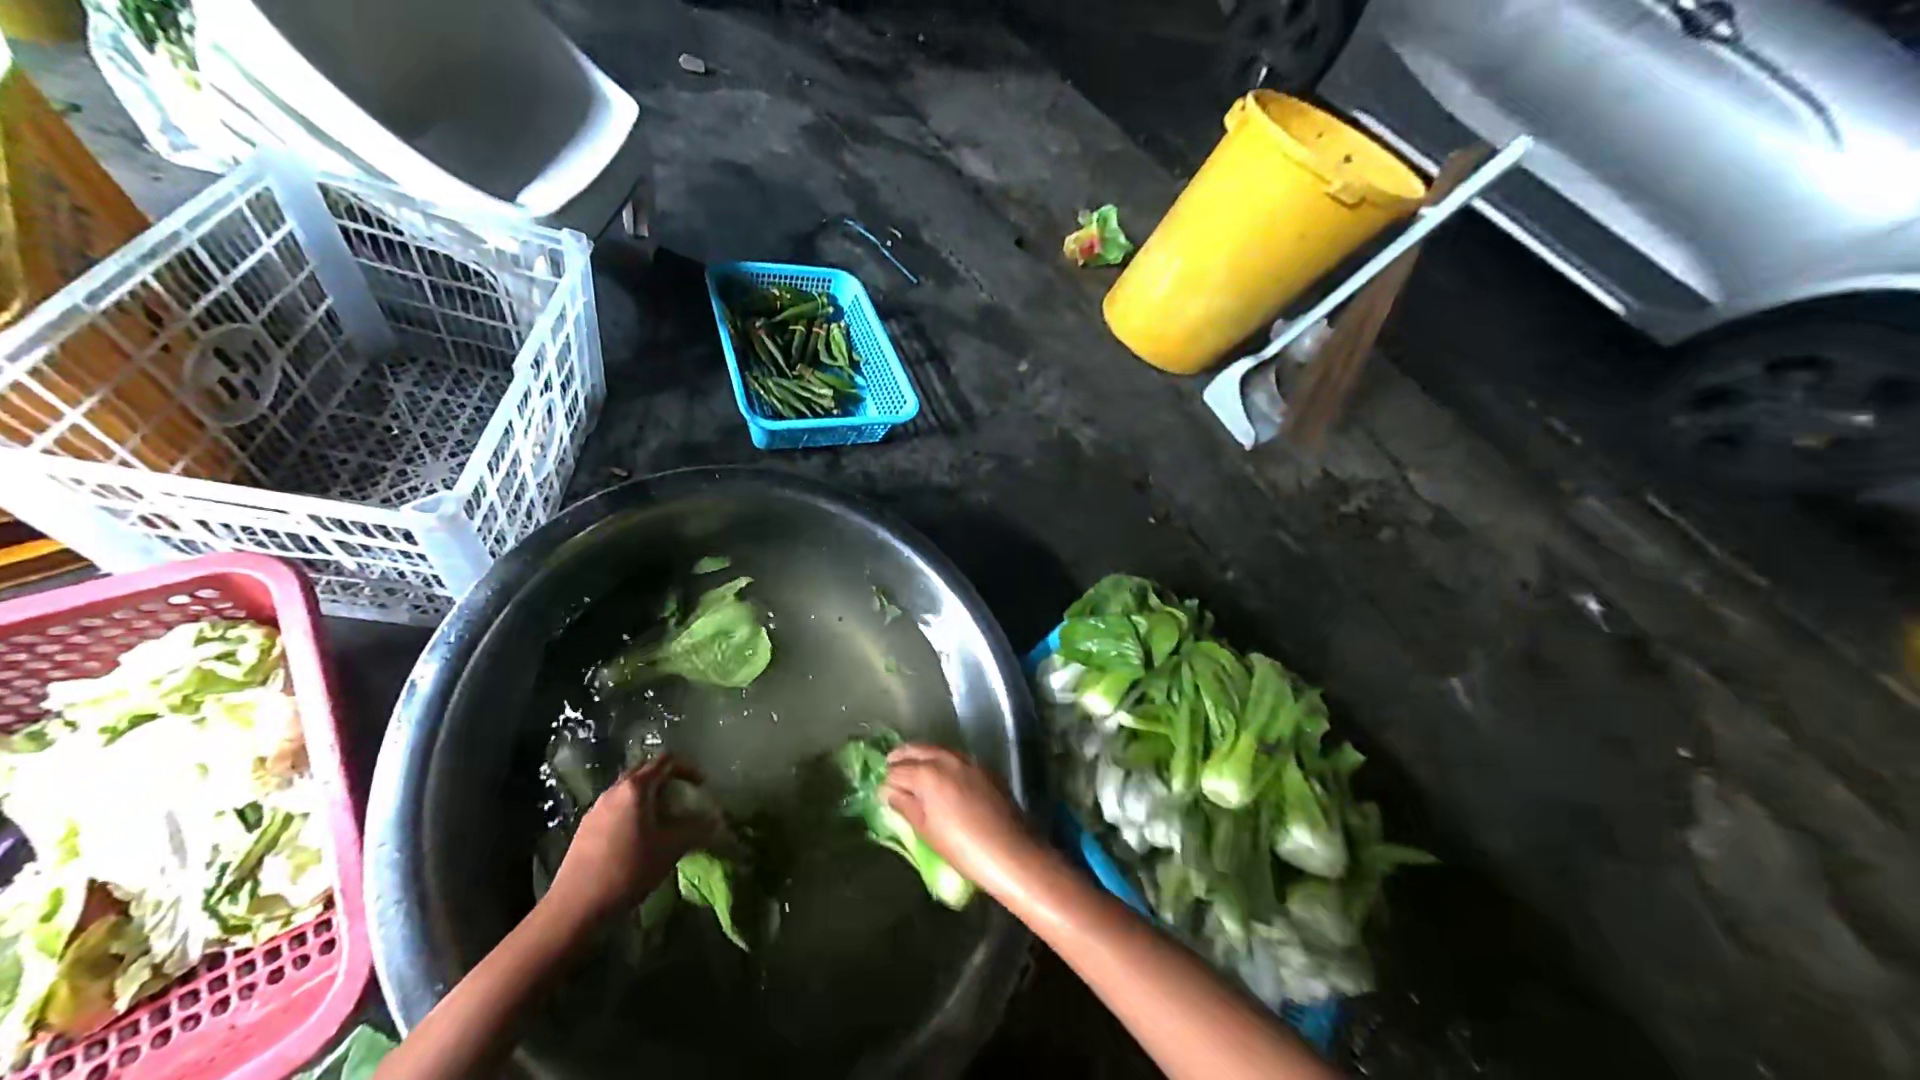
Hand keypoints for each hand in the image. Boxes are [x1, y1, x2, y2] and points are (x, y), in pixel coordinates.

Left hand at [545, 755, 706, 923]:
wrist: (576, 906)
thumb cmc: (629, 869)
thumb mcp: (671, 848)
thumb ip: (696, 829)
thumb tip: (714, 821)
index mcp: (636, 789)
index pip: (666, 762)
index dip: (688, 769)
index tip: (701, 786)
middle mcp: (614, 791)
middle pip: (644, 771)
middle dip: (666, 780)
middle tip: (682, 797)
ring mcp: (596, 808)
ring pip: (628, 790)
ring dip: (648, 797)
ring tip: (662, 819)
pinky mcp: (585, 827)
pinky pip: (615, 807)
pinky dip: (632, 811)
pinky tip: (637, 837)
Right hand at [882, 744, 1039, 898]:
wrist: (1011, 851)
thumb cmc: (962, 847)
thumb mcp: (926, 830)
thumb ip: (905, 805)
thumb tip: (888, 791)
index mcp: (927, 773)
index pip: (897, 771)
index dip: (887, 780)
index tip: (881, 790)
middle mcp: (947, 759)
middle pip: (917, 750)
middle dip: (901, 757)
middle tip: (890, 767)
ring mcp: (969, 761)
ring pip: (937, 750)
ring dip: (922, 756)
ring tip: (913, 770)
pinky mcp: (985, 768)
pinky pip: (956, 758)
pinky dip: (942, 761)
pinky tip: (941, 776)